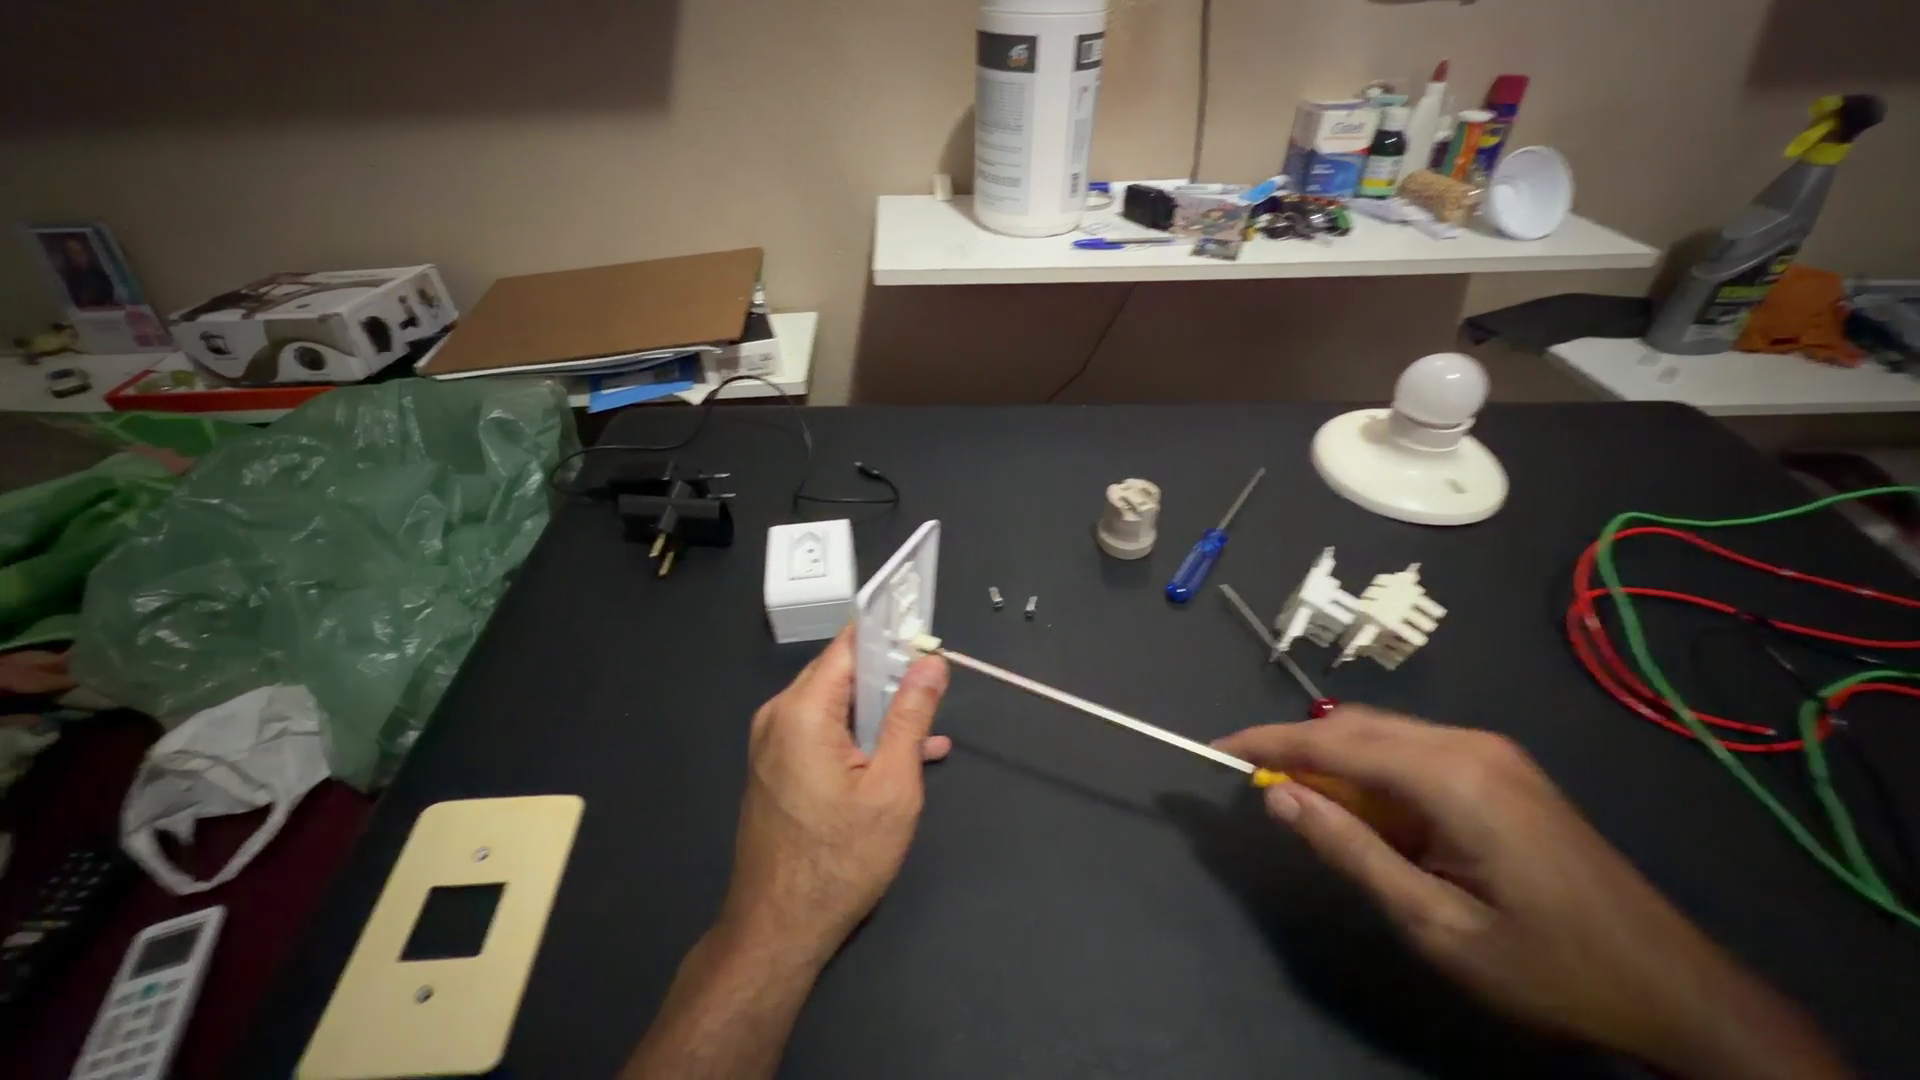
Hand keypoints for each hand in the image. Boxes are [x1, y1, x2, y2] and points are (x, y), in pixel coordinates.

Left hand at [719, 628, 950, 962]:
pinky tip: (901, 756)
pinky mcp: (776, 766)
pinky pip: (822, 732)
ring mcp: (772, 742)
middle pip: (841, 672)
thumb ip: (910, 717)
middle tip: (934, 686)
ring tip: (926, 729)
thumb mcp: (892, 786)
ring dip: (878, 711)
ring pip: (835, 704)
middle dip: (889, 675)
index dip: (890, 633)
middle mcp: (779, 716)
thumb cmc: (841, 860)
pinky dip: (858, 736)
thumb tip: (930, 663)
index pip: (849, 644)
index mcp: (803, 711)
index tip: (926, 634)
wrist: (779, 927)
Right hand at [1216, 706, 1848, 1079]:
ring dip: (1336, 762)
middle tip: (1254, 785)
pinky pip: (1415, 750)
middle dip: (1297, 748)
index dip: (1268, 742)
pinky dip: (1374, 772)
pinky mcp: (1503, 767)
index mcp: (1453, 777)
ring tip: (1308, 807)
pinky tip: (1369, 813)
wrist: (1674, 987)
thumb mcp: (1433, 923)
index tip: (1216, 749)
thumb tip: (1278, 796)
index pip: (1333, 741)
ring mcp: (1492, 751)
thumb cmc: (1547, 964)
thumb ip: (1349, 851)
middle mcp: (1471, 744)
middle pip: (1355, 726)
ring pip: (1383, 734)